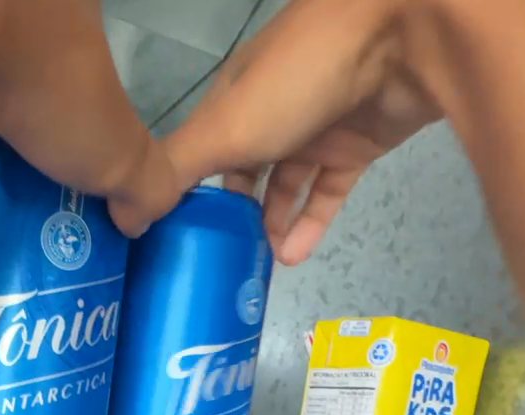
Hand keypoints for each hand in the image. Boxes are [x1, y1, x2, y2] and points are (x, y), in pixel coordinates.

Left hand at [0, 0, 181, 234]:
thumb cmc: (43, 83)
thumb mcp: (117, 150)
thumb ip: (144, 184)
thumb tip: (139, 216)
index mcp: (75, 11)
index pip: (88, 62)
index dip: (83, 116)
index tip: (69, 161)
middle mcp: (18, 2)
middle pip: (29, 66)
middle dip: (25, 122)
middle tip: (21, 173)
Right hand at [159, 0, 445, 262]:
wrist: (403, 37)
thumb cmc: (298, 79)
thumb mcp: (223, 128)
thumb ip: (174, 173)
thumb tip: (121, 216)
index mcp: (230, 101)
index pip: (196, 154)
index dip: (181, 196)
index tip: (169, 241)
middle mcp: (267, 113)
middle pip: (239, 175)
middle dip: (228, 218)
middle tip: (214, 264)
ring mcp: (314, 130)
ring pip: (284, 189)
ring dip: (270, 228)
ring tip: (255, 267)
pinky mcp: (355, 148)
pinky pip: (325, 195)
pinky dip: (310, 225)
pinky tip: (292, 258)